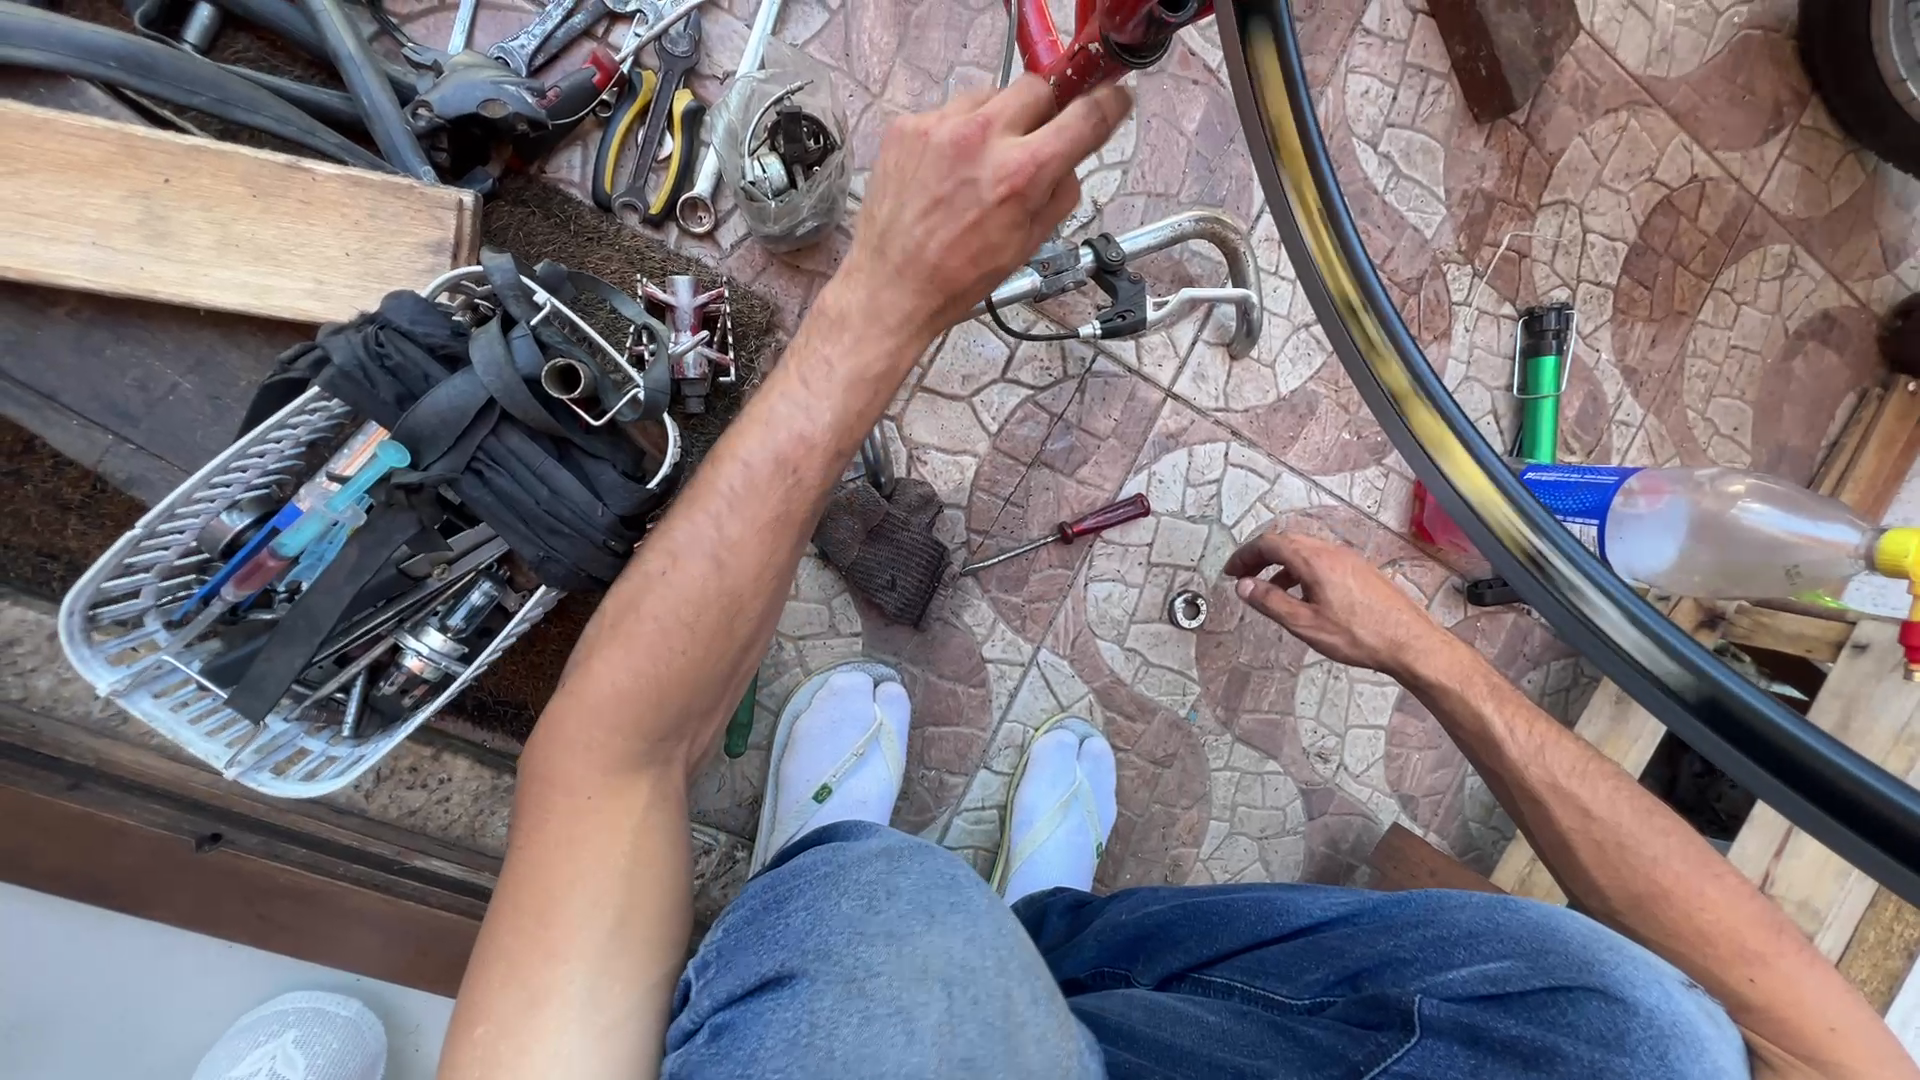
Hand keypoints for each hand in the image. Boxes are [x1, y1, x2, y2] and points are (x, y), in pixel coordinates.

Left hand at [840, 75, 1131, 344]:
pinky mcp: (908, 126)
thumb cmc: (955, 278)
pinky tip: (948, 171)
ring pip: (990, 95)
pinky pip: (948, 112)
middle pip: (1038, 88)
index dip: (1108, 104)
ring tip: (980, 165)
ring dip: (997, 122)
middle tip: (1033, 143)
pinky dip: (956, 134)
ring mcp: (940, 127)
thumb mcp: (1026, 245)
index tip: (1113, 98)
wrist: (891, 287)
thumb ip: (1059, 194)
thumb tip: (1071, 160)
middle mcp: (983, 139)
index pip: (1085, 116)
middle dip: (1044, 113)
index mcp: (1021, 174)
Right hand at [1223, 531, 1449, 676]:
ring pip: (1303, 550)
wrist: (1411, 643)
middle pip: (1285, 541)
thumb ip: (1270, 602)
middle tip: (1243, 576)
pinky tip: (1299, 593)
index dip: (1245, 555)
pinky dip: (1299, 569)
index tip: (1231, 572)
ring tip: (1266, 588)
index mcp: (1314, 560)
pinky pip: (1320, 560)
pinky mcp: (1359, 570)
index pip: (1269, 543)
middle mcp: (1331, 552)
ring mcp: (1348, 559)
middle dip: (1259, 556)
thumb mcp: (1305, 624)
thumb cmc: (1359, 636)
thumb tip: (1243, 586)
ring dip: (1279, 563)